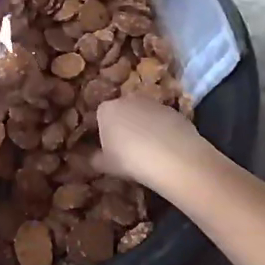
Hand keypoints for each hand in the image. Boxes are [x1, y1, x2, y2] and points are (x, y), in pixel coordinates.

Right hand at [92, 95, 210, 186]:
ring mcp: (154, 103)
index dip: (102, 132)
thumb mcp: (104, 164)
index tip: (107, 147)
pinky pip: (163, 121)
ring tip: (149, 149)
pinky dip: (163, 130)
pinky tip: (166, 148)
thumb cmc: (130, 159)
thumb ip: (92, 158)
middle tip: (127, 147)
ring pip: (144, 115)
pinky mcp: (176, 111)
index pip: (99, 117)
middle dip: (123, 125)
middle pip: (122, 111)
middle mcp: (128, 99)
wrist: (175, 159)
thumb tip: (89, 156)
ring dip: (144, 127)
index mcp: (106, 109)